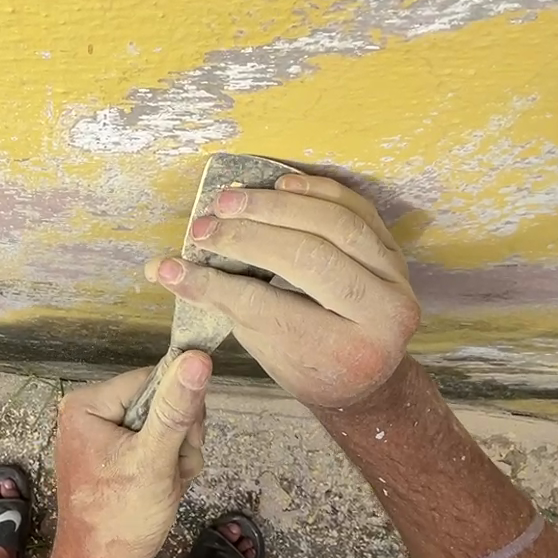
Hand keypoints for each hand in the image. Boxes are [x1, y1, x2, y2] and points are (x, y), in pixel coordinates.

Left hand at [50, 351, 211, 557]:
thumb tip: (196, 357)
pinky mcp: (110, 452)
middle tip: (171, 472)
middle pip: (159, 401)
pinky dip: (165, 466)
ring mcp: (99, 432)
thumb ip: (176, 408)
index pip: (152, 379)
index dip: (178, 410)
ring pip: (161, 424)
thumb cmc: (121, 518)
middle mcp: (88, 410)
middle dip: (177, 438)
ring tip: (165, 484)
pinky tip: (160, 488)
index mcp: (87, 402)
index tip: (183, 445)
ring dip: (175, 455)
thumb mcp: (155, 459)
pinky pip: (151, 443)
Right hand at [147, 173, 418, 412]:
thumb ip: (221, 304)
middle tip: (201, 228)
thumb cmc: (306, 364)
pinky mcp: (394, 249)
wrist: (369, 372)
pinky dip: (314, 190)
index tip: (171, 268)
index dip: (213, 285)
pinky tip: (277, 185)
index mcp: (344, 353)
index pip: (266, 308)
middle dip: (245, 237)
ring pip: (333, 223)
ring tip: (228, 200)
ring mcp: (396, 277)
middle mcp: (382, 314)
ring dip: (273, 206)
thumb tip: (160, 270)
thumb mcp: (264, 348)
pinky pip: (355, 207)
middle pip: (305, 257)